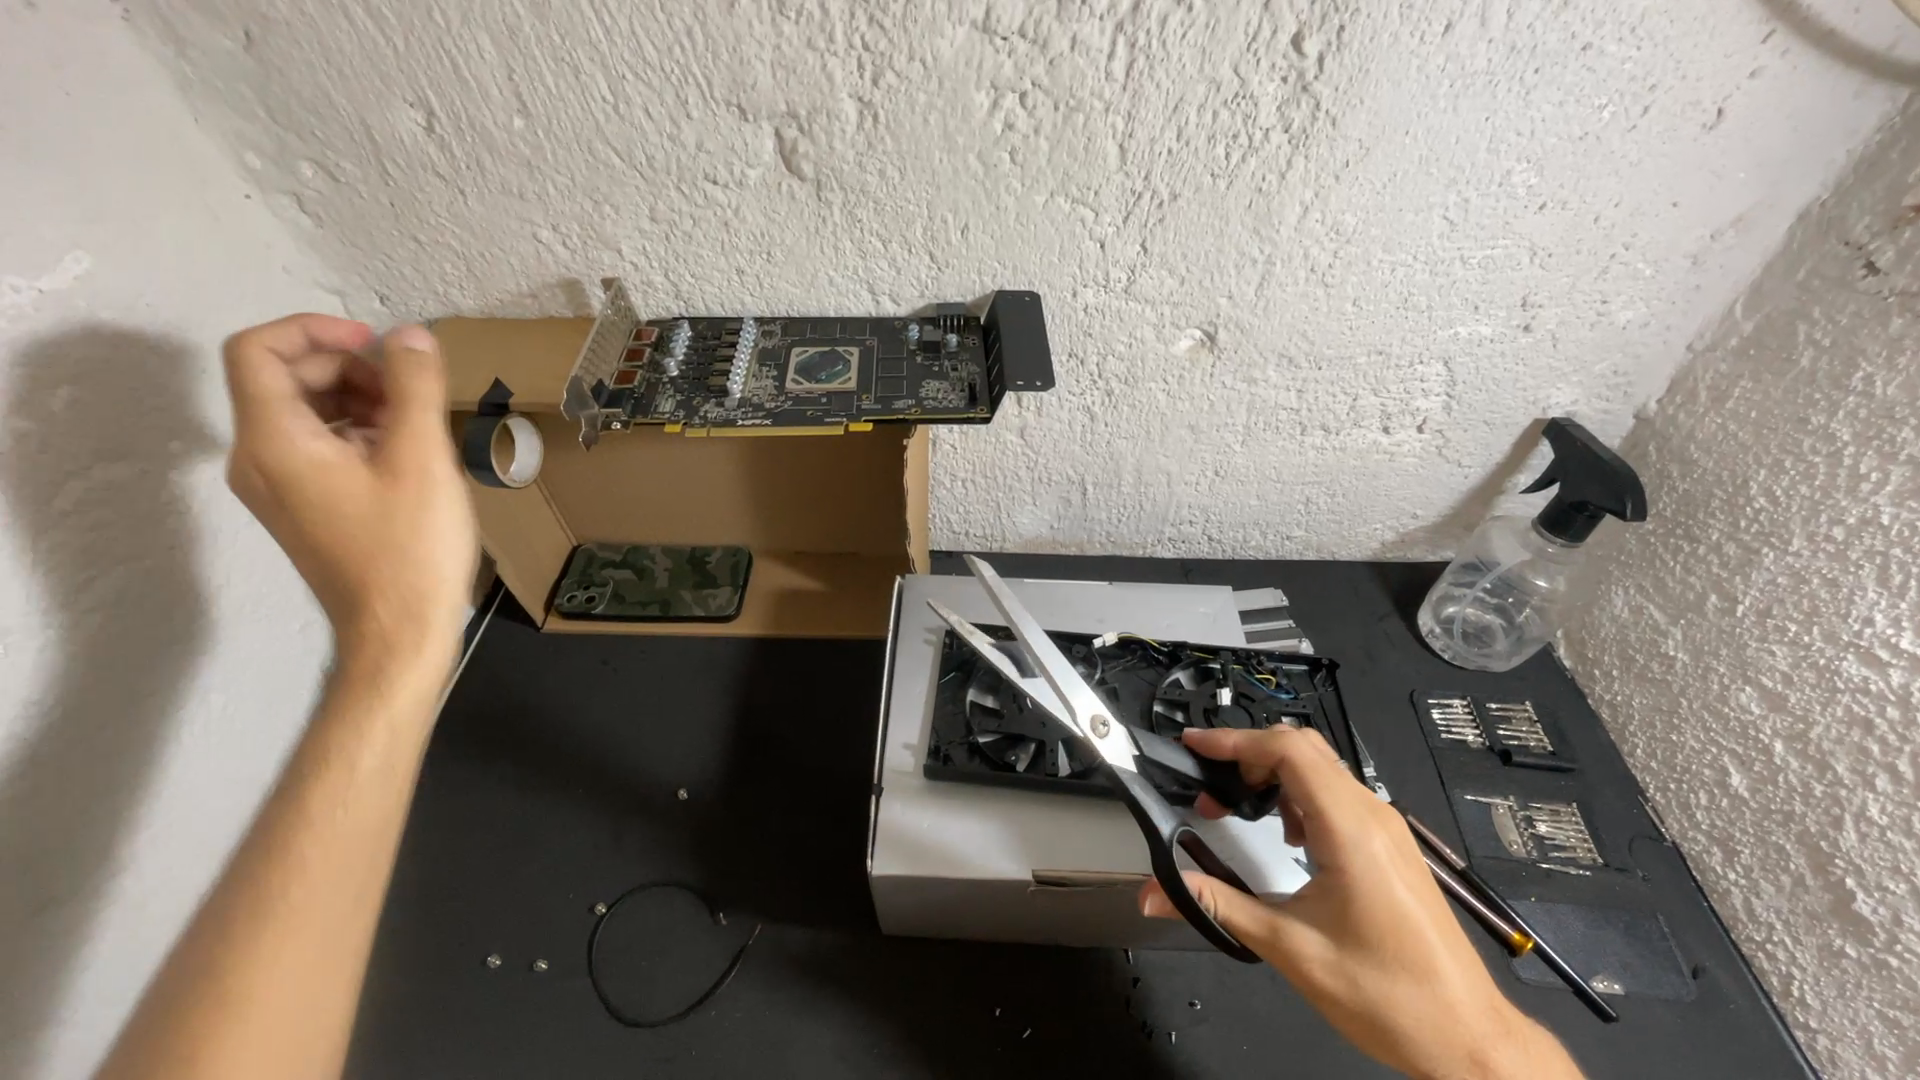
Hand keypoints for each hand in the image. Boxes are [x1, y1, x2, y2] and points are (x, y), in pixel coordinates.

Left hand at [223, 315, 476, 669]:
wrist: (399, 631)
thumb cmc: (410, 546)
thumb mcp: (423, 459)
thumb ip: (415, 388)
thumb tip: (411, 335)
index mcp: (274, 442)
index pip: (259, 350)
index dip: (315, 329)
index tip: (378, 344)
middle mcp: (258, 460)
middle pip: (284, 379)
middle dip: (349, 368)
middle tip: (412, 391)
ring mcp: (277, 488)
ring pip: (303, 414)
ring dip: (359, 401)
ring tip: (418, 425)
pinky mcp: (303, 509)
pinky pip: (317, 448)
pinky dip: (358, 433)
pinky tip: (406, 457)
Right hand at [1140, 726, 1583, 1079]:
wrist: (1467, 1037)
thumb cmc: (1385, 995)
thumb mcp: (1289, 948)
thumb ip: (1217, 906)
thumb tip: (1153, 894)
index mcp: (1350, 830)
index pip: (1286, 750)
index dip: (1233, 740)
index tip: (1192, 748)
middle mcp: (1372, 816)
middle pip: (1303, 747)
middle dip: (1247, 755)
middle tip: (1209, 789)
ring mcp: (1387, 828)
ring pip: (1321, 768)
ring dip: (1272, 775)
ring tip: (1238, 813)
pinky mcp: (1390, 845)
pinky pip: (1337, 794)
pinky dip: (1298, 795)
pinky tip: (1285, 837)